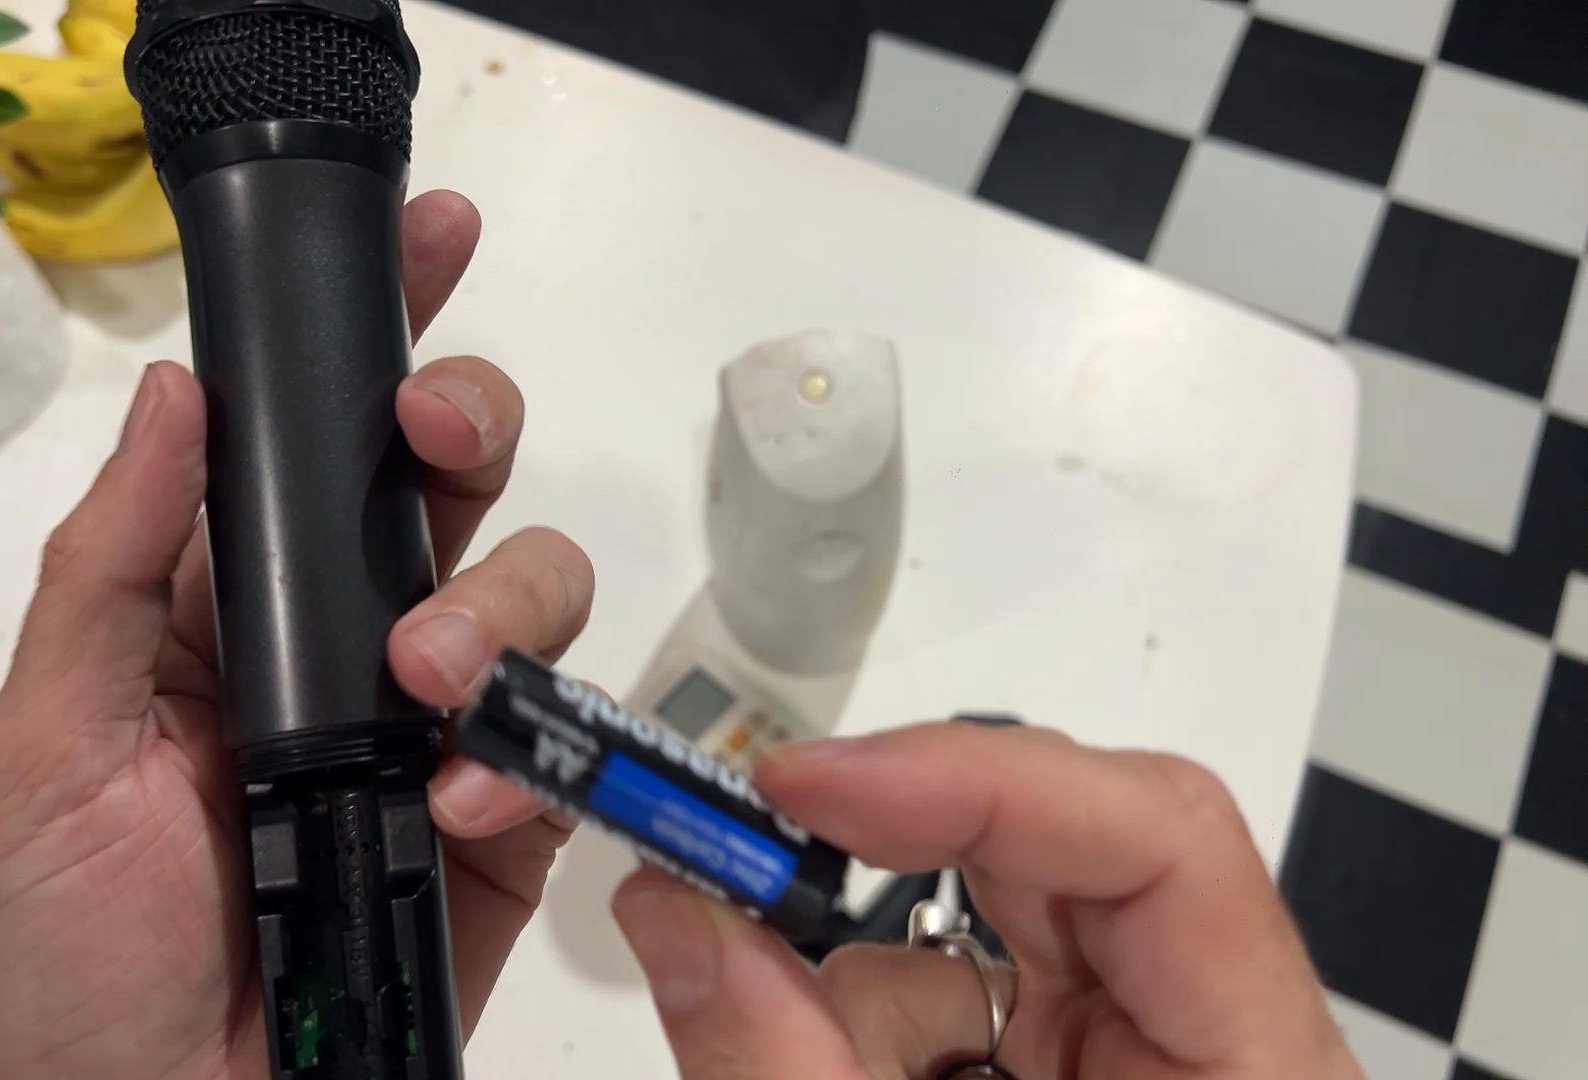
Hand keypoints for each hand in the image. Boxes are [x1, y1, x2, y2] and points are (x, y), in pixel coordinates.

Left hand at [0, 191, 591, 1078]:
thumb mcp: (58, 735)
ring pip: (542, 585)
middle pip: (469, 479)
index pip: (339, 432)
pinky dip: (527, 753)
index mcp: (266, 587)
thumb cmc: (90, 935)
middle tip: (435, 432)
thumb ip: (115, 566)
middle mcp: (379, 620)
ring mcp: (462, 702)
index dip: (393, 328)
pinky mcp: (521, 787)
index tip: (437, 239)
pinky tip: (465, 805)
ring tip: (428, 684)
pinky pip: (565, 728)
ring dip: (500, 609)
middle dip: (470, 423)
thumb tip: (180, 398)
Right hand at [611, 722, 1362, 1078]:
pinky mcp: (1065, 1058)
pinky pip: (943, 980)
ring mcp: (1137, 1050)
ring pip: (973, 912)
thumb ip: (774, 1071)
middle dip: (885, 838)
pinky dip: (864, 1022)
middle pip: (1049, 845)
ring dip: (860, 984)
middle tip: (750, 846)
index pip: (1157, 839)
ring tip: (825, 1077)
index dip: (971, 779)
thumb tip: (666, 908)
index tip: (805, 787)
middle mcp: (1214, 1049)